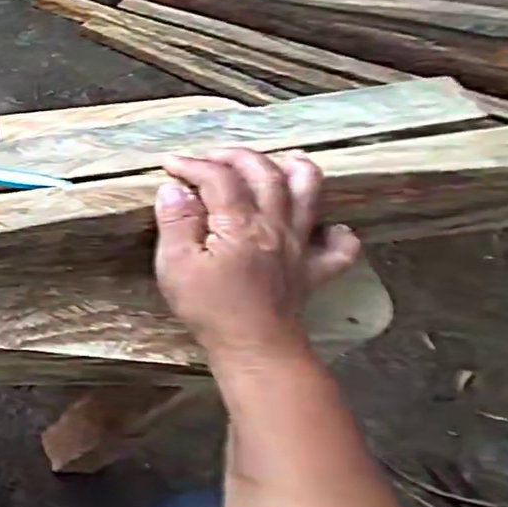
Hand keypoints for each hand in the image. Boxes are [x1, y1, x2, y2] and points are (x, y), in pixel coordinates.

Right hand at [153, 149, 361, 366]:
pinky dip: (337, 233)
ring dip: (297, 170)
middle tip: (212, 157)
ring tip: (286, 159)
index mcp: (240, 223)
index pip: (218, 178)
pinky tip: (326, 228)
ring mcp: (299, 247)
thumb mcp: (176, 265)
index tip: (170, 164)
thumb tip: (173, 189)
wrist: (255, 349)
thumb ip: (175, 223)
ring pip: (308, 194)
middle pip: (265, 173)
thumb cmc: (210, 309)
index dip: (193, 165)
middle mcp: (275, 225)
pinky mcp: (312, 272)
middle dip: (237, 157)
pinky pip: (338, 248)